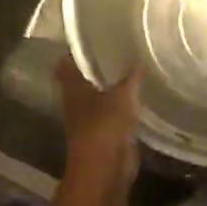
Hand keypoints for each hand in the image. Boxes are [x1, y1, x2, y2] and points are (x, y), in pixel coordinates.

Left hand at [55, 57, 140, 184]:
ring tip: (133, 72)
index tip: (92, 38)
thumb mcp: (122, 96)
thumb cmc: (105, 126)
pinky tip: (140, 98)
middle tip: (119, 51)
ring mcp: (91, 120)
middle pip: (83, 80)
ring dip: (113, 88)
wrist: (105, 167)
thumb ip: (131, 78)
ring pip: (100, 97)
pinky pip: (115, 114)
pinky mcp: (106, 134)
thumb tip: (138, 60)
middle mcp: (77, 102)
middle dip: (98, 68)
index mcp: (73, 88)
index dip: (75, 51)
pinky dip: (124, 106)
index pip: (66, 64)